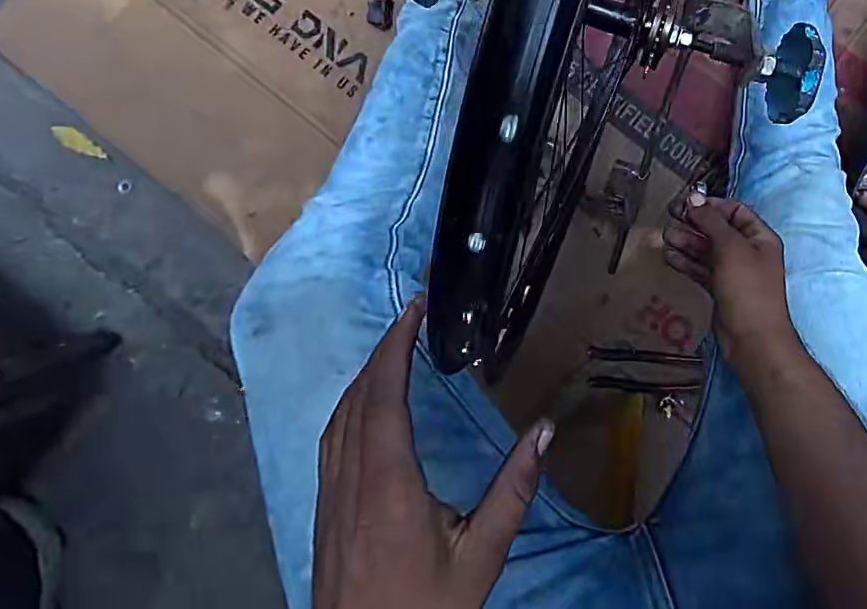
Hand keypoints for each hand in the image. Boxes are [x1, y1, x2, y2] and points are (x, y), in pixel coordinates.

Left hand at [314, 295, 554, 608]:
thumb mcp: (481, 557)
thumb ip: (513, 491)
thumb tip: (544, 431)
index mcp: (388, 480)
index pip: (384, 392)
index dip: (396, 343)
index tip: (413, 308)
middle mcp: (351, 475)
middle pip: (360, 392)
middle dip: (385, 346)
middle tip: (411, 317)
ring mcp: (330, 489)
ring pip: (341, 411)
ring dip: (366, 371)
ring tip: (393, 348)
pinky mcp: (323, 504)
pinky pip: (331, 435)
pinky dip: (350, 401)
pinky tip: (364, 402)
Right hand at [662, 195, 799, 356]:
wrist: (753, 340)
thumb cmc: (748, 289)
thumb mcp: (730, 247)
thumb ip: (711, 221)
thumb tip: (694, 198)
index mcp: (760, 238)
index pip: (734, 210)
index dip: (711, 205)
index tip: (686, 204)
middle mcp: (747, 252)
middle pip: (717, 229)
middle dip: (693, 223)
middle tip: (670, 217)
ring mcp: (733, 271)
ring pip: (705, 249)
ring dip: (686, 241)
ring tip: (666, 238)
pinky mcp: (720, 288)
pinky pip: (700, 268)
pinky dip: (685, 261)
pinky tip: (669, 256)